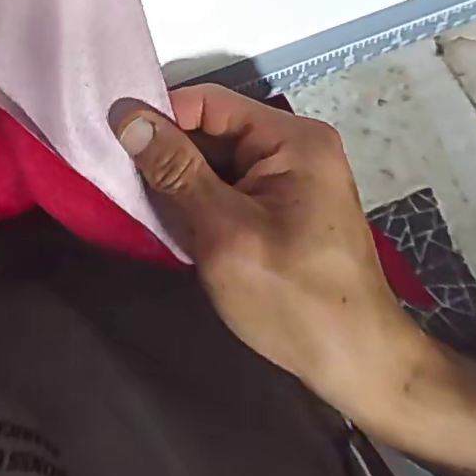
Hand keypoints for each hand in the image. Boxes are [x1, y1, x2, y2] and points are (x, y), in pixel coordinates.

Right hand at [112, 85, 435, 419]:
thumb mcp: (225, 232)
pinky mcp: (278, 202)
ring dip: (176, 177)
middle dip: (165, 151)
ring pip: (211, 157)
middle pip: (208, 128)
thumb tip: (126, 115)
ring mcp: (287, 175)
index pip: (206, 103)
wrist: (361, 372)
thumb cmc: (295, 301)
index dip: (159, 117)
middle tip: (119, 174)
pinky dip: (194, 196)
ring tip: (138, 197)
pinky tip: (171, 217)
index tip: (114, 139)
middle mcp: (291, 145)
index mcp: (291, 139)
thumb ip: (174, 170)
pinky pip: (223, 182)